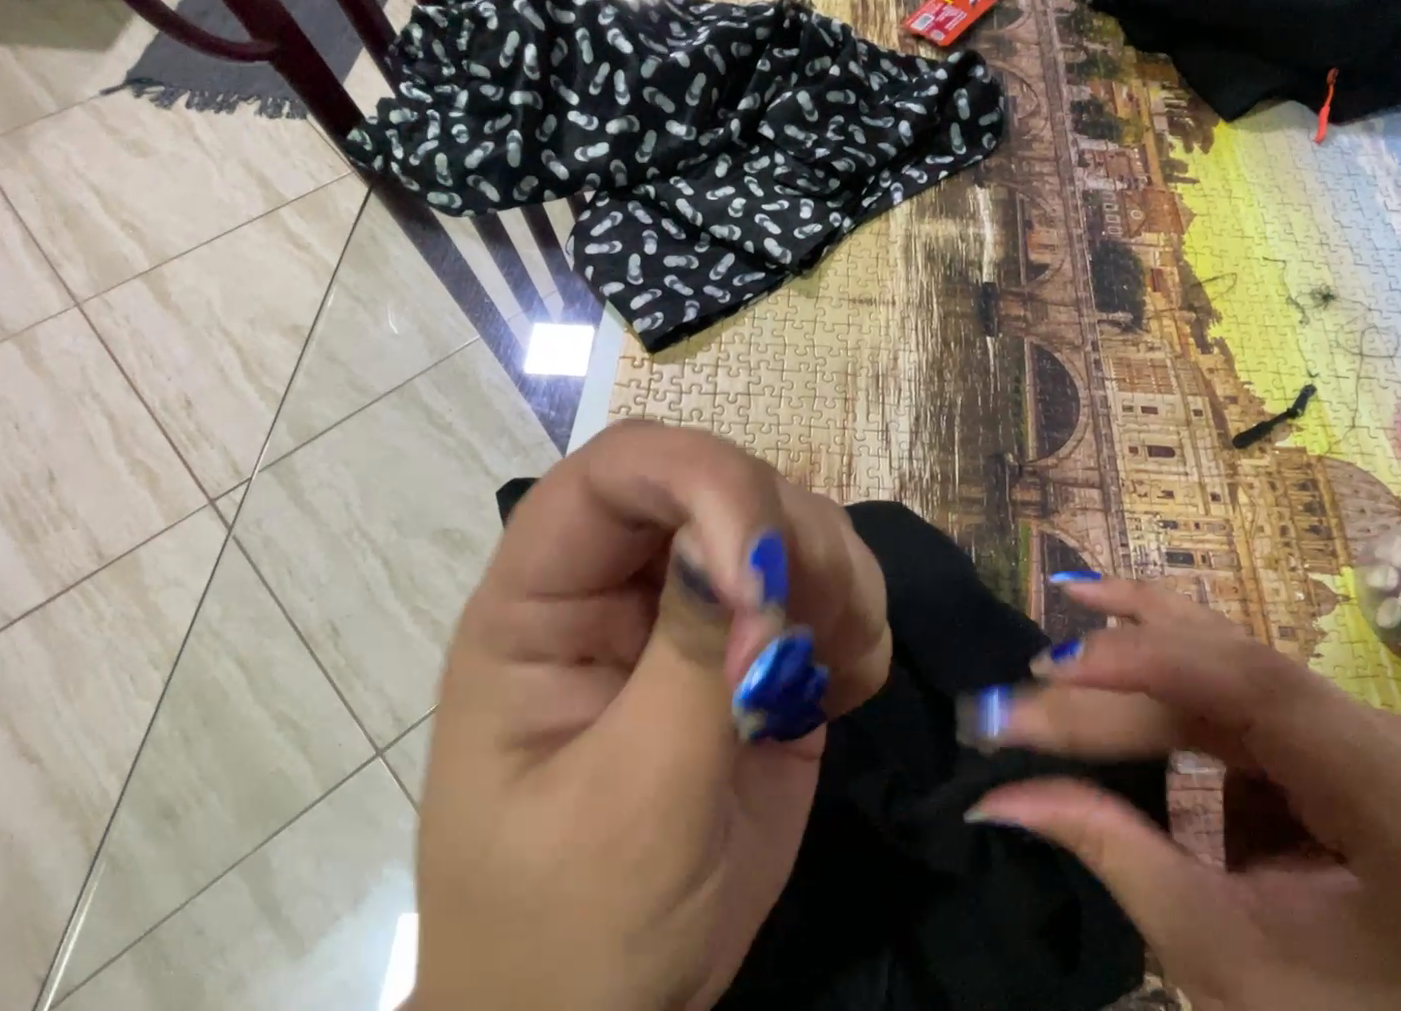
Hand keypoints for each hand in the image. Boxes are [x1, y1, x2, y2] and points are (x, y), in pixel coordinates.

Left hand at [410, 421, 891, 1010]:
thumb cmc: (572, 928)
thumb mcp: (626, 803)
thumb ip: (684, 662)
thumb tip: (735, 542)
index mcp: (540, 605)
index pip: (615, 473)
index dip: (703, 485)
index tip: (768, 584)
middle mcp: (620, 589)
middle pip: (719, 485)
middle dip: (789, 542)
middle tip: (808, 651)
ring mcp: (693, 622)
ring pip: (789, 528)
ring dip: (838, 579)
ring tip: (837, 674)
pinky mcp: (756, 661)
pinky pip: (828, 595)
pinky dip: (859, 625)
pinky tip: (846, 691)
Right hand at [962, 577, 1400, 1010]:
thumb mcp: (1210, 944)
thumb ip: (1109, 848)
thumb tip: (995, 795)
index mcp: (1400, 805)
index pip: (1263, 691)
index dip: (1148, 662)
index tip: (1051, 670)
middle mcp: (1395, 742)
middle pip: (1235, 677)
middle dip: (1120, 676)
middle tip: (1022, 687)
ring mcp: (1367, 729)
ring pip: (1235, 662)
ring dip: (1143, 643)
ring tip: (1069, 598)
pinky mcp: (1332, 731)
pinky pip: (1239, 685)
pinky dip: (1169, 668)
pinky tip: (1118, 630)